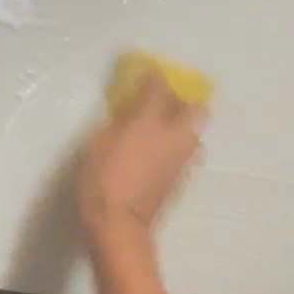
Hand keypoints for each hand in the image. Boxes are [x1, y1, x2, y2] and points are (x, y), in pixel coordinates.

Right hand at [80, 73, 204, 236]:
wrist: (119, 223)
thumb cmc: (100, 179)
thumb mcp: (99, 144)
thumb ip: (118, 123)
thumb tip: (129, 113)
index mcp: (150, 123)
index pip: (160, 89)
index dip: (154, 77)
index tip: (148, 70)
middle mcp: (176, 136)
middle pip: (195, 108)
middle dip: (181, 100)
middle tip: (161, 100)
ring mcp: (184, 158)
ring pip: (193, 131)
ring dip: (180, 123)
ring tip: (159, 127)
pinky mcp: (183, 177)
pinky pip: (185, 149)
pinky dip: (175, 143)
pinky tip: (156, 150)